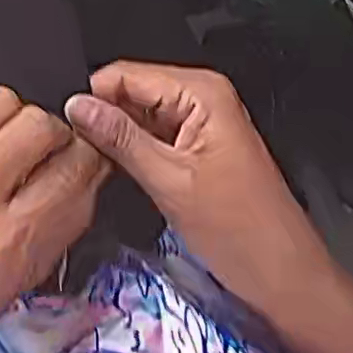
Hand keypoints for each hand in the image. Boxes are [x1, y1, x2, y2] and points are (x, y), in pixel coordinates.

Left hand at [0, 87, 109, 349]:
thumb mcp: (32, 269)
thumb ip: (72, 209)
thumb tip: (95, 155)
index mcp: (4, 242)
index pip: (70, 169)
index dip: (90, 153)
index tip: (90, 152)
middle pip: (40, 123)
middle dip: (55, 133)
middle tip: (50, 150)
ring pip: (5, 99)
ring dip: (19, 118)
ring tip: (13, 143)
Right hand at [64, 62, 334, 308]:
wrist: (286, 278)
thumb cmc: (239, 232)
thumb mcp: (169, 181)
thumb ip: (119, 138)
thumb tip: (77, 105)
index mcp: (201, 90)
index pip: (126, 73)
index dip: (93, 97)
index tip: (65, 126)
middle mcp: (202, 94)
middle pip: (132, 90)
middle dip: (104, 117)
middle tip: (80, 151)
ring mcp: (201, 119)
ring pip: (139, 113)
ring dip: (118, 136)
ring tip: (100, 164)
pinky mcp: (198, 143)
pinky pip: (154, 133)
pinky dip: (135, 149)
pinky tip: (123, 170)